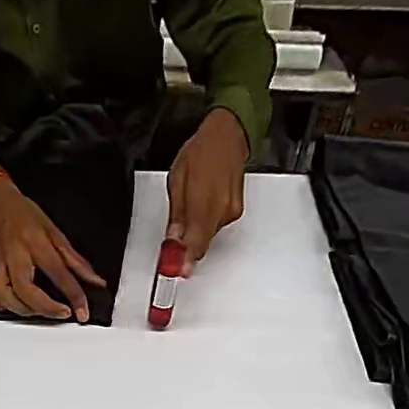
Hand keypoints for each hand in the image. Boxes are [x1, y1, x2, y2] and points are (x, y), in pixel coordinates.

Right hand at [0, 173, 107, 321]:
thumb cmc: (25, 216)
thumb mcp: (56, 232)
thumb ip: (76, 261)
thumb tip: (96, 281)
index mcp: (35, 242)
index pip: (58, 272)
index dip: (73, 295)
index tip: (82, 312)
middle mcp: (15, 255)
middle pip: (25, 290)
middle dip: (46, 308)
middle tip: (63, 313)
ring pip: (4, 297)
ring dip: (25, 310)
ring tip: (41, 310)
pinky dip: (2, 306)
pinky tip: (16, 305)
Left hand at [165, 107, 249, 276]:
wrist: (227, 136)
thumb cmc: (201, 153)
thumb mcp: (176, 182)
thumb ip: (176, 217)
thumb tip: (172, 241)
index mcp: (203, 204)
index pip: (195, 244)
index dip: (184, 261)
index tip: (176, 271)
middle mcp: (221, 212)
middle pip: (201, 244)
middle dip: (186, 246)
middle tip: (173, 244)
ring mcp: (231, 212)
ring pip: (208, 235)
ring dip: (196, 231)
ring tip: (190, 206)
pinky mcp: (236, 212)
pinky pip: (217, 226)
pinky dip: (206, 222)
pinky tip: (202, 204)